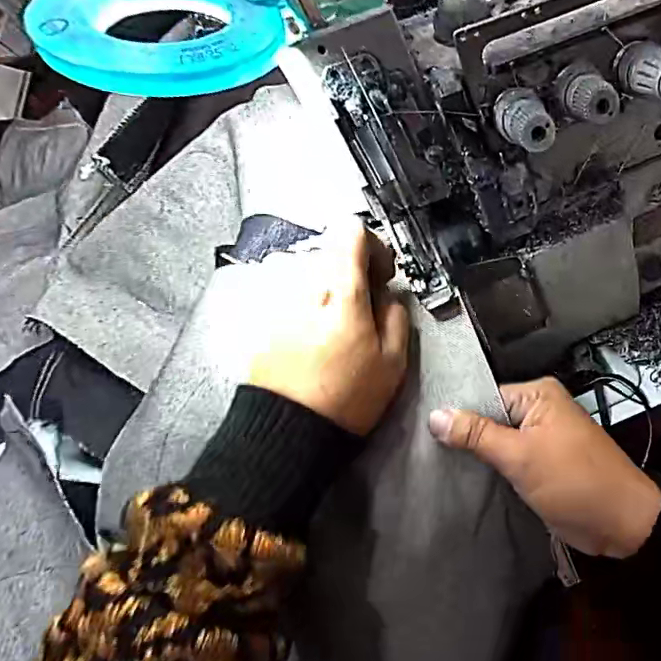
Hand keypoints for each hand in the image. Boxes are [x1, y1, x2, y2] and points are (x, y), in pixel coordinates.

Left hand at [247, 226, 410, 435]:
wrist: (287, 428)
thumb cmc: (343, 398)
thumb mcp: (393, 362)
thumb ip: (397, 317)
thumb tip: (389, 300)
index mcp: (341, 290)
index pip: (353, 233)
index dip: (375, 247)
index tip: (383, 273)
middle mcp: (305, 286)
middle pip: (330, 249)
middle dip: (352, 268)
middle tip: (367, 301)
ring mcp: (279, 300)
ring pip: (309, 270)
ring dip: (329, 286)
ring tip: (341, 322)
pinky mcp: (263, 318)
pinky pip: (291, 294)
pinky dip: (308, 304)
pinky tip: (317, 336)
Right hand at [429, 377, 660, 557]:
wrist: (620, 522)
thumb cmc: (575, 482)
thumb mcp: (520, 456)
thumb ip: (477, 435)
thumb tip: (435, 415)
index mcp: (538, 394)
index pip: (483, 395)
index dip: (456, 414)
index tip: (420, 430)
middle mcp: (540, 410)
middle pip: (489, 418)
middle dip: (463, 436)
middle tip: (422, 452)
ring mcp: (541, 439)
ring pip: (497, 442)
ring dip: (476, 457)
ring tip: (436, 467)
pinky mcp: (541, 465)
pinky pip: (509, 461)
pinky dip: (491, 470)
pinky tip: (462, 480)